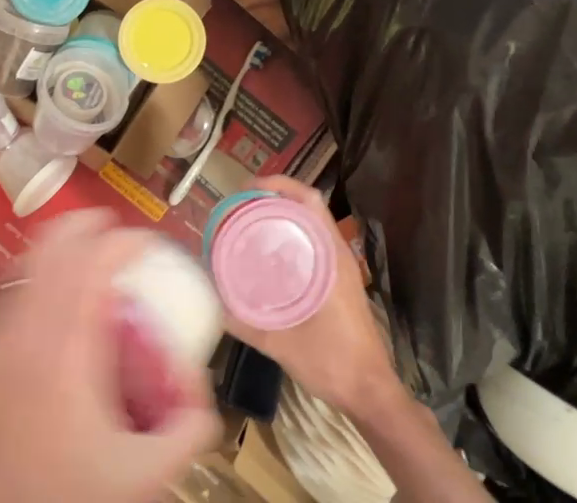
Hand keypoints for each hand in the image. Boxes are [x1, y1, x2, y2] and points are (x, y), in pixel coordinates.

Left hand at [0, 210, 221, 502]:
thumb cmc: (65, 501)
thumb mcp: (143, 476)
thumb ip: (184, 428)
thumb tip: (198, 393)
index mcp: (63, 351)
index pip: (92, 262)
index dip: (125, 240)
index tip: (150, 242)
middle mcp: (20, 335)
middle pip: (49, 247)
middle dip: (87, 228)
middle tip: (117, 234)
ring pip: (25, 269)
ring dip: (61, 256)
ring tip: (93, 269)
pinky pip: (12, 301)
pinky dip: (39, 286)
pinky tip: (61, 315)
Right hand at [220, 176, 401, 418]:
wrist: (369, 392)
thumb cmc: (332, 362)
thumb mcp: (279, 345)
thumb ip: (242, 324)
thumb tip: (207, 301)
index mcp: (330, 258)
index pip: (309, 201)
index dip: (278, 185)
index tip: (245, 189)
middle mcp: (337, 254)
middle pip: (307, 206)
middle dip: (273, 197)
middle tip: (238, 205)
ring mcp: (341, 267)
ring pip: (311, 225)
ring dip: (282, 216)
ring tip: (247, 222)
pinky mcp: (339, 281)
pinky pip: (312, 244)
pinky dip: (290, 237)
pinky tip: (266, 254)